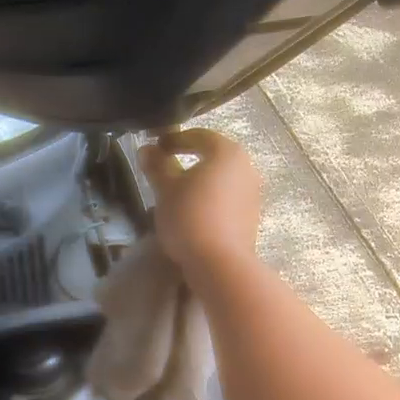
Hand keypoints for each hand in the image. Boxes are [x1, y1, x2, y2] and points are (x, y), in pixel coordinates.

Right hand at [139, 128, 262, 280]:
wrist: (220, 263)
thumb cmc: (190, 217)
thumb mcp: (166, 190)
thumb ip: (157, 166)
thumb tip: (147, 149)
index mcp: (228, 153)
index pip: (200, 136)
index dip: (175, 139)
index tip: (156, 147)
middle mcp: (246, 168)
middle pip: (214, 158)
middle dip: (190, 161)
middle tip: (166, 169)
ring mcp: (253, 194)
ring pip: (221, 181)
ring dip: (200, 184)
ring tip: (178, 196)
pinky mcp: (251, 218)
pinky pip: (227, 201)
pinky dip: (210, 201)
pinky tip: (193, 215)